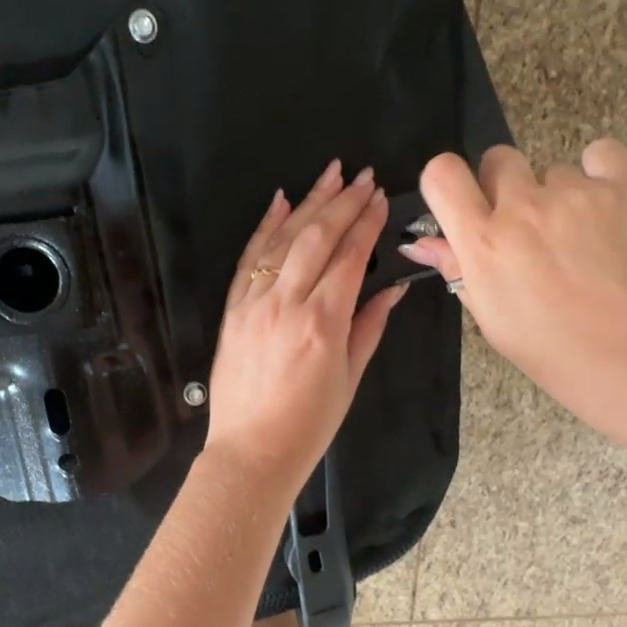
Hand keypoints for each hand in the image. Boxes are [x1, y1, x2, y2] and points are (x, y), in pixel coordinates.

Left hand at [205, 160, 405, 493]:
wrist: (251, 452)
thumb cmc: (309, 425)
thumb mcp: (350, 378)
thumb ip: (369, 326)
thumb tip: (393, 289)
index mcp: (323, 323)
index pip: (349, 257)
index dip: (366, 224)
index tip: (381, 198)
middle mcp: (286, 304)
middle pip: (317, 238)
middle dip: (342, 202)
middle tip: (363, 176)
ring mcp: (254, 305)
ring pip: (282, 240)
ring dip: (307, 203)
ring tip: (330, 174)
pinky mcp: (232, 312)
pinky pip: (249, 260)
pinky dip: (264, 228)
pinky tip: (280, 202)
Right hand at [402, 139, 626, 431]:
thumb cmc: (559, 354)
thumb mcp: (493, 321)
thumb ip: (458, 271)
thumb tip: (422, 243)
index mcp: (484, 245)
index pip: (442, 175)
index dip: (448, 184)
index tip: (462, 203)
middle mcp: (524, 208)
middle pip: (498, 159)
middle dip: (504, 187)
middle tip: (526, 229)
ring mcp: (576, 193)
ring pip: (552, 170)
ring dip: (557, 195)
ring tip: (580, 239)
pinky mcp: (626, 185)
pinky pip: (600, 154)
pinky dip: (599, 174)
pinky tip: (606, 210)